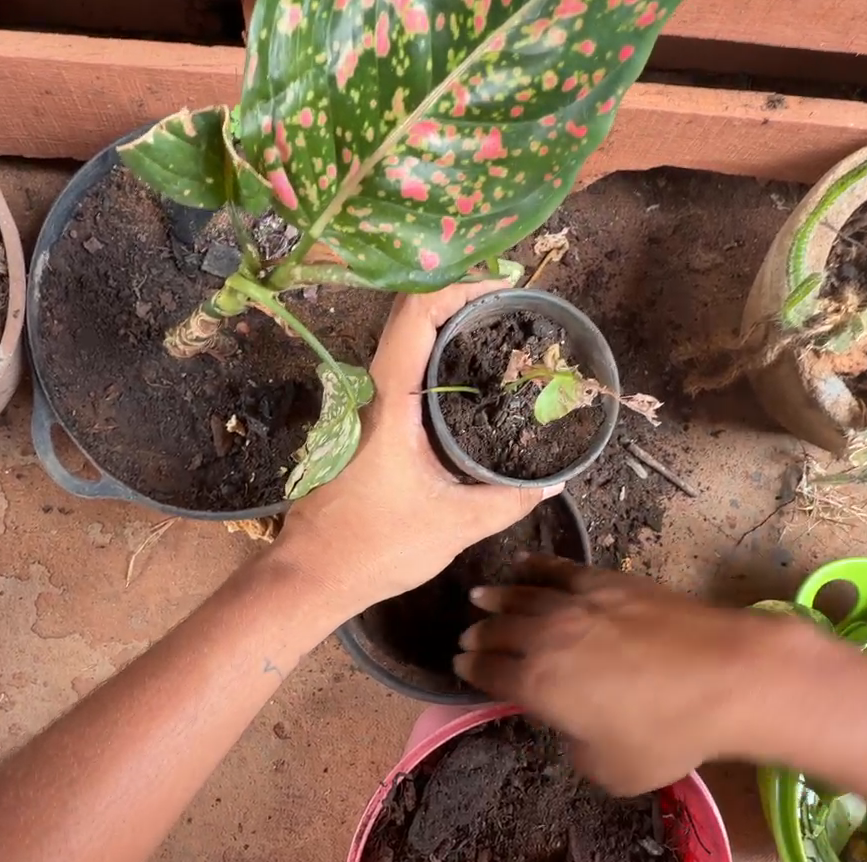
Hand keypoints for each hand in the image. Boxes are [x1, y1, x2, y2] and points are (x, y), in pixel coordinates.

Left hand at [272, 282, 560, 612]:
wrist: (313, 575)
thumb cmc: (377, 548)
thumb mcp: (455, 525)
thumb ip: (508, 501)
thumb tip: (552, 483)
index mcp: (389, 401)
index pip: (417, 315)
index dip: (461, 284)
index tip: (505, 281)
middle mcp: (370, 393)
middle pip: (408, 318)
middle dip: (458, 296)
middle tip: (509, 299)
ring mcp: (361, 409)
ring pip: (400, 345)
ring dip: (442, 325)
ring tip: (494, 325)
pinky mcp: (362, 428)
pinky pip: (398, 373)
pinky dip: (430, 359)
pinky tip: (462, 375)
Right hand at [454, 557, 839, 794]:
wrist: (728, 675)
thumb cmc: (668, 733)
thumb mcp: (611, 770)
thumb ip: (575, 748)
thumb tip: (572, 725)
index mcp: (537, 684)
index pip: (489, 672)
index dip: (470, 670)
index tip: (460, 666)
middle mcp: (545, 637)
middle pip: (499, 630)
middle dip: (478, 635)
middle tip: (467, 637)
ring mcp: (575, 603)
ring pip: (521, 595)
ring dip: (496, 598)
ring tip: (479, 598)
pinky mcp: (606, 581)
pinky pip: (559, 569)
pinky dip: (536, 567)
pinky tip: (524, 565)